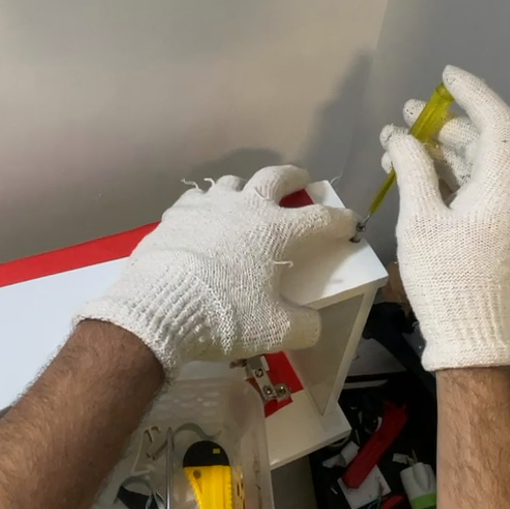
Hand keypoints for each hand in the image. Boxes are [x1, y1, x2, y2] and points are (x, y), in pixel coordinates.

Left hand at [78, 165, 356, 374]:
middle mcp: (248, 208)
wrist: (158, 310)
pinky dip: (207, 207)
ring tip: (246, 200)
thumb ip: (304, 325)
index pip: (322, 219)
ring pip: (233, 182)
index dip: (341, 219)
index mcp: (278, 232)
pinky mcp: (177, 215)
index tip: (350, 222)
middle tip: (301, 181)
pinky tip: (203, 220)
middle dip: (294, 177)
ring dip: (246, 188)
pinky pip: (197, 200)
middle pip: (277, 177)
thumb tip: (312, 322)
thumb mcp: (276, 331)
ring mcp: (209, 206)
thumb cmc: (225, 316)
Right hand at [380, 66, 509, 369]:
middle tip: (406, 113)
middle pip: (481, 143)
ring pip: (473, 165)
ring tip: (395, 144)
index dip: (473, 93)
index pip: (497, 123)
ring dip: (436, 152)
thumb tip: (402, 137)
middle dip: (442, 124)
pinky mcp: (494, 229)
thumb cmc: (446, 278)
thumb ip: (413, 169)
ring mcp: (505, 213)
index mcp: (503, 187)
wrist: (471, 336)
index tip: (445, 76)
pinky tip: (409, 173)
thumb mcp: (420, 220)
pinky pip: (472, 189)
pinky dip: (443, 177)